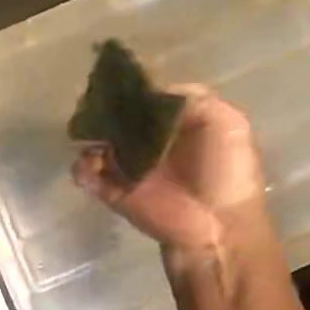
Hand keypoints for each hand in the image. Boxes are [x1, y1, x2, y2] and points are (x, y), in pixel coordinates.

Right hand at [71, 85, 271, 261]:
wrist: (216, 227)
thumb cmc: (226, 172)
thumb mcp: (226, 122)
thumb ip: (192, 99)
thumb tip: (151, 91)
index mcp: (177, 126)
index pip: (147, 102)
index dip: (131, 92)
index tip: (115, 82)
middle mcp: (152, 145)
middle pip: (119, 122)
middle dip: (104, 114)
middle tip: (93, 108)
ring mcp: (131, 170)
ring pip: (99, 147)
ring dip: (90, 140)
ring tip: (93, 140)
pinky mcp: (116, 194)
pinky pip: (89, 177)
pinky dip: (82, 169)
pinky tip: (88, 165)